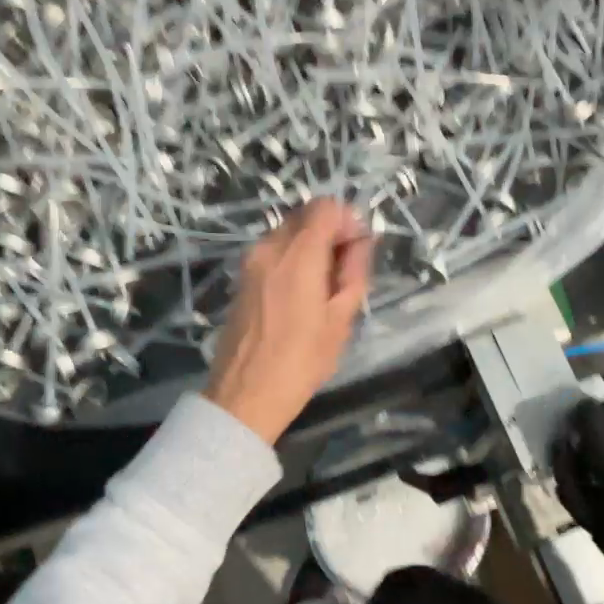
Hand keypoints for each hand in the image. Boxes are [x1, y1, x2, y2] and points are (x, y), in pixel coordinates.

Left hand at [204, 199, 372, 442]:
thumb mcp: (340, 320)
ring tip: (325, 287)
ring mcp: (250, 263)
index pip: (326, 208)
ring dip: (311, 246)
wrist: (245, 395)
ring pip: (287, 233)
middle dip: (330, 232)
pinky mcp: (241, 279)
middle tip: (346, 270)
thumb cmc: (301, 362)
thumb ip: (354, 272)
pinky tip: (303, 295)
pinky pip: (273, 253)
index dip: (349, 221)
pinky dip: (293, 260)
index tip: (359, 250)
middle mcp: (269, 248)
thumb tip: (362, 243)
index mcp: (297, 255)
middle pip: (305, 216)